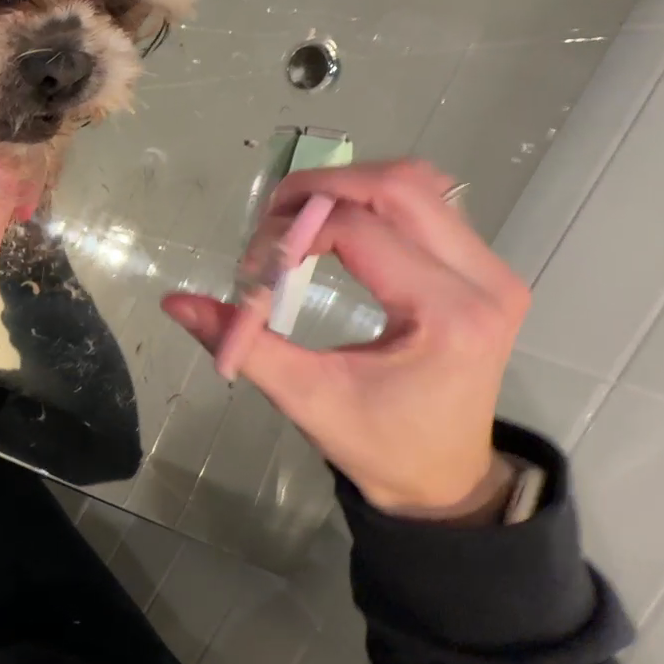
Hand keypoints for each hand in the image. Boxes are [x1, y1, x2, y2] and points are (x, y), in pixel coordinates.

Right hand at [162, 160, 530, 521]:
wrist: (444, 480)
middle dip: (319, 189)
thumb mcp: (305, 397)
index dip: (290, 237)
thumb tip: (174, 303)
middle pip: (400, 185)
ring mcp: (489, 269)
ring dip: (346, 188)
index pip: (357, 231)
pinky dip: (369, 202)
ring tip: (297, 224)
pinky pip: (426, 204)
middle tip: (269, 224)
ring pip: (417, 183)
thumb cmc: (378, 444)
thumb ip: (243, 343)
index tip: (251, 273)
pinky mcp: (479, 268)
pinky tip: (333, 233)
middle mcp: (483, 280)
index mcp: (447, 314)